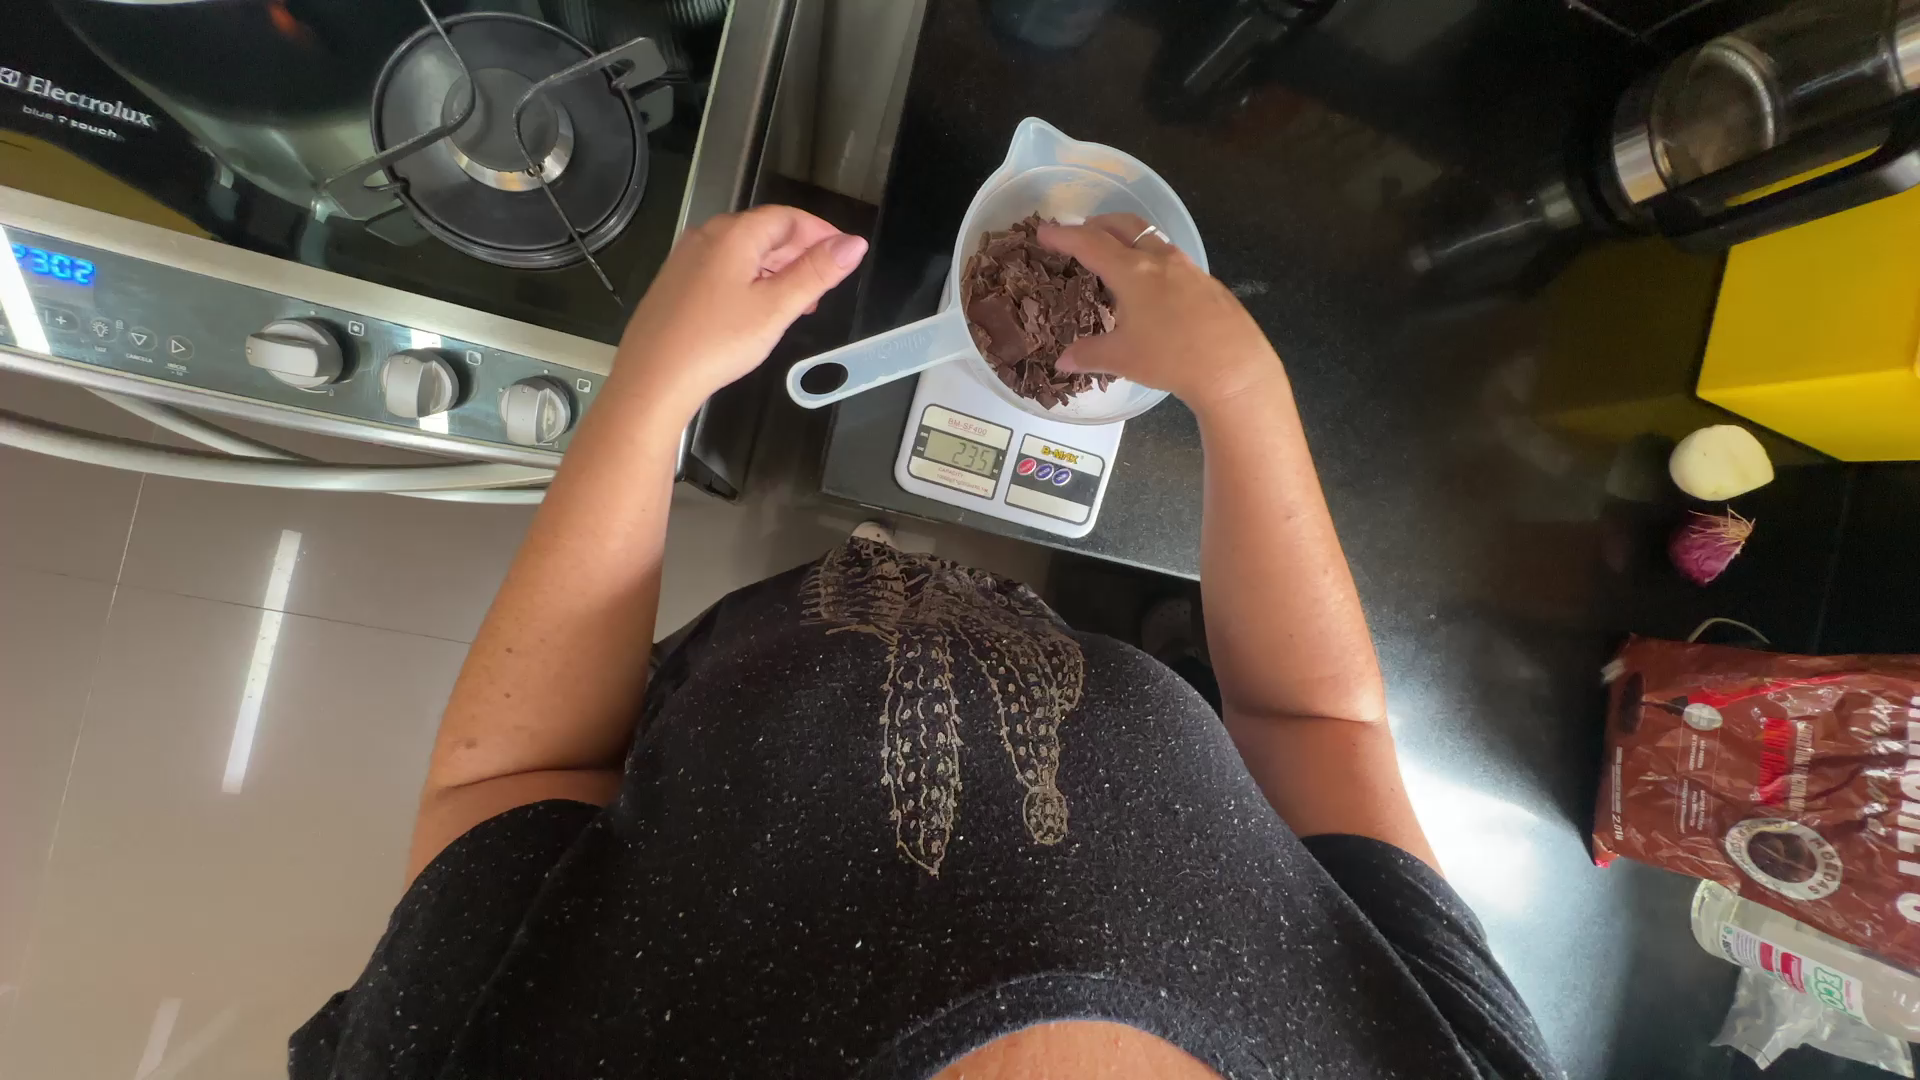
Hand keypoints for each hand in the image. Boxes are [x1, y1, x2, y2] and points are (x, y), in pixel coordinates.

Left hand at [609, 205, 867, 421]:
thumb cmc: (717, 341)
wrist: (655, 376)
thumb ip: (816, 273)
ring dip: (778, 269)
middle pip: (765, 231)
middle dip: (801, 252)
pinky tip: (761, 309)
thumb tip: (854, 244)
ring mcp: (688, 259)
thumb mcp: (776, 308)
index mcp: (734, 235)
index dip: (821, 231)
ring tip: (800, 301)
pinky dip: (753, 280)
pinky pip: (725, 269)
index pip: (788, 217)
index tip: (844, 253)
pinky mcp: (679, 283)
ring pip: (745, 252)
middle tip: (827, 283)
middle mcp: (708, 236)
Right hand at [1038, 214, 1282, 414]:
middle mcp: (1159, 259)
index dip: (1064, 236)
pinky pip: (1170, 258)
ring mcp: (1187, 267)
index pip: (1090, 244)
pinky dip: (1149, 259)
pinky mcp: (1205, 281)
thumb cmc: (1170, 358)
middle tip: (1079, 233)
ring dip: (1127, 238)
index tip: (1044, 232)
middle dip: (1097, 224)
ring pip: (1150, 238)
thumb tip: (1063, 362)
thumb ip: (1088, 355)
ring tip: (1114, 255)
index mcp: (1132, 271)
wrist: (1232, 365)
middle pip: (1124, 225)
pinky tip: (1150, 285)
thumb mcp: (1121, 359)